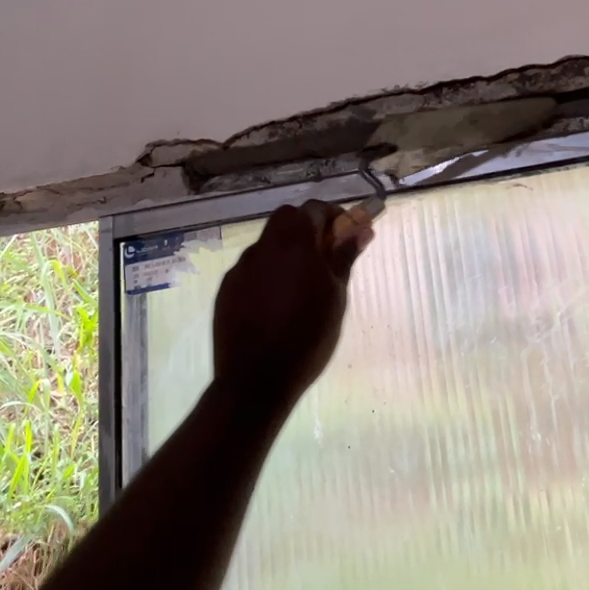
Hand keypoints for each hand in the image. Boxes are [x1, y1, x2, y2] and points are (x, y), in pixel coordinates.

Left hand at [212, 202, 371, 413]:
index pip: (314, 209)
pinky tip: (276, 303)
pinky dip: (268, 273)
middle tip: (325, 254)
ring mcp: (241, 268)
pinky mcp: (227, 289)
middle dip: (307, 227)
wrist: (256, 380)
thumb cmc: (308, 336)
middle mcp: (264, 247)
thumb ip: (345, 257)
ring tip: (301, 284)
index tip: (347, 233)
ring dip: (286, 250)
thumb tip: (361, 229)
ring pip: (268, 243)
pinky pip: (252, 269)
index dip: (333, 215)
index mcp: (294, 244)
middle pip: (286, 219)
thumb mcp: (336, 296)